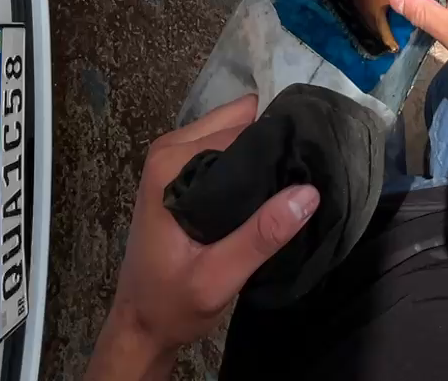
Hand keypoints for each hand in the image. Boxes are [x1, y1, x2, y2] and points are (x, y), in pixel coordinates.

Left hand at [87, 95, 319, 379]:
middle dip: (269, 142)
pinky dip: (247, 161)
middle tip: (300, 174)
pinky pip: (224, 146)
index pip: (239, 129)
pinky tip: (267, 188)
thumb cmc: (171, 303)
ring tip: (289, 182)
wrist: (139, 325)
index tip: (307, 165)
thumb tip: (308, 192)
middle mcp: (170, 147)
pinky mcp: (180, 167)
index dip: (275, 145)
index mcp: (171, 162)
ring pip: (233, 130)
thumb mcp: (218, 279)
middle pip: (237, 121)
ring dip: (260, 151)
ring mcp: (173, 155)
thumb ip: (261, 235)